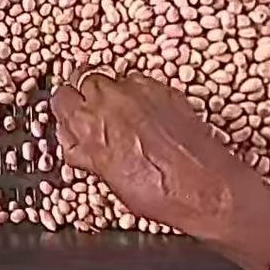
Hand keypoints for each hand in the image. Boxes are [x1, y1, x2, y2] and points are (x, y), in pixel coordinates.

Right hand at [49, 73, 269, 269]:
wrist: (207, 189)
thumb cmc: (159, 191)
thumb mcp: (106, 177)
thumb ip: (84, 152)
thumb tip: (75, 142)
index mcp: (88, 124)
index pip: (61, 98)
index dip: (66, 110)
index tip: (70, 119)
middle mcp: (111, 100)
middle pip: (83, 79)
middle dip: (85, 95)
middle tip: (93, 116)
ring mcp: (140, 91)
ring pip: (112, 78)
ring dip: (111, 93)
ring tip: (121, 118)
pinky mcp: (165, 90)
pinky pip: (139, 83)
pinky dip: (137, 94)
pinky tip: (145, 117)